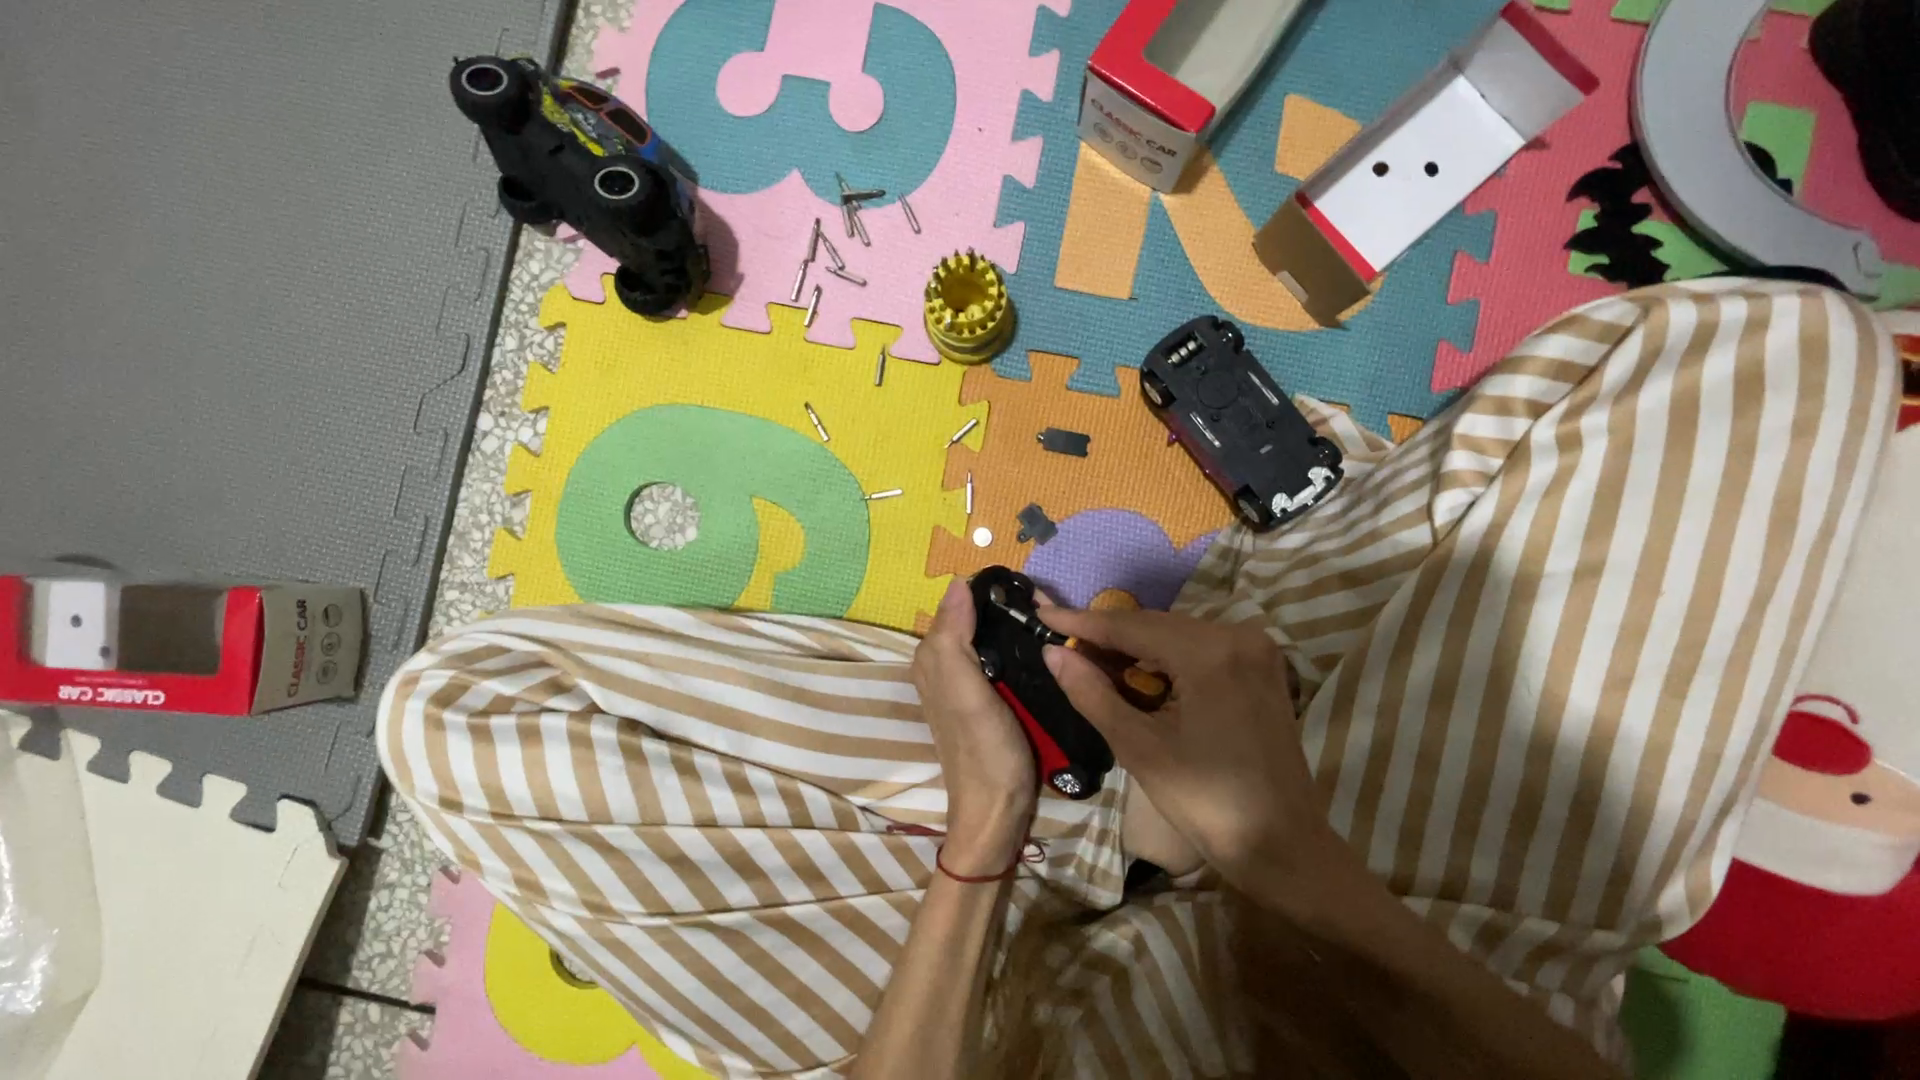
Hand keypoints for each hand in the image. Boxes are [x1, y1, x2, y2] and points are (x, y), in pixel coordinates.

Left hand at [912, 580, 1036, 875]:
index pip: (961, 601)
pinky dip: (1023, 651)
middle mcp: (946, 664)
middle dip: (1012, 609)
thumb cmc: (984, 749)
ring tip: (1056, 627)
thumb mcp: (965, 690)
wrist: (999, 810)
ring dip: (1021, 628)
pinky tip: (1047, 653)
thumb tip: (958, 582)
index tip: (1034, 594)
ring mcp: (969, 682)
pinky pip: (1004, 659)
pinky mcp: (991, 698)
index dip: (995, 592)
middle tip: (1052, 612)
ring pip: (993, 637)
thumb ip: (955, 637)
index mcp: (934, 656)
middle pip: (978, 618)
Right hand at [1039, 608, 1329, 888]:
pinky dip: (1167, 658)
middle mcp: (1238, 635)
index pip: (1131, 626)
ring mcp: (1256, 649)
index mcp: (1210, 653)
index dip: (1082, 623)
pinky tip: (1139, 674)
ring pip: (1177, 634)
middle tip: (1061, 646)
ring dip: (1136, 646)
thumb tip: (1053, 654)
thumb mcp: (1138, 747)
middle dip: (1108, 636)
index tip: (1042, 615)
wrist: (1281, 843)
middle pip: (1156, 625)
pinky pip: (1201, 648)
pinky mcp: (1263, 667)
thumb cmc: (1205, 802)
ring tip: (1091, 661)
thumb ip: (1092, 693)